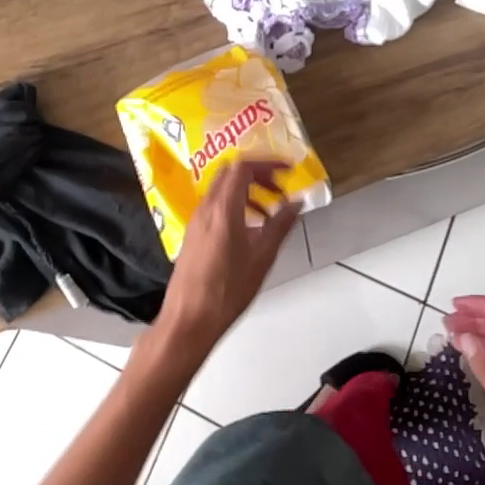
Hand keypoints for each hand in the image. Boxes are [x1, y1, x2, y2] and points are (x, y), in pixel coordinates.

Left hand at [152, 160, 301, 363]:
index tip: (288, 170)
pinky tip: (250, 230)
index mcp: (223, 208)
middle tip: (279, 189)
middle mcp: (206, 208)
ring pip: (222, 189)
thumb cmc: (227, 291)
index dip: (267, 163)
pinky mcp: (192, 234)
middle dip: (257, 174)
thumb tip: (296, 202)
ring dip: (247, 191)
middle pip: (230, 173)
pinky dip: (235, 205)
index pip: (243, 167)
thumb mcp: (262, 258)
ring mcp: (196, 220)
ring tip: (269, 213)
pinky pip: (215, 206)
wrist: (188, 320)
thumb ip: (280, 225)